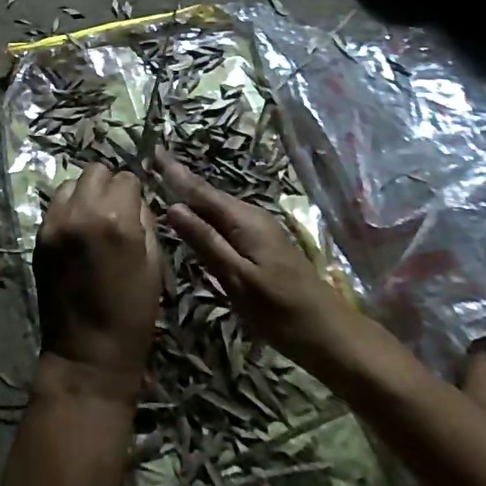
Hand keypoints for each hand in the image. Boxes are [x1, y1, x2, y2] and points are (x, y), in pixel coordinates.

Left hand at [34, 164, 161, 394]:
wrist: (87, 351)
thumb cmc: (132, 313)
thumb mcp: (154, 265)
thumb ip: (144, 223)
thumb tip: (135, 200)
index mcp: (116, 220)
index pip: (126, 178)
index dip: (135, 192)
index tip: (136, 208)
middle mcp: (81, 212)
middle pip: (95, 171)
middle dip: (109, 185)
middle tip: (116, 209)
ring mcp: (55, 223)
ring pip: (71, 183)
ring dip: (86, 194)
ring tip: (94, 219)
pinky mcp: (39, 235)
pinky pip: (55, 205)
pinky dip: (68, 209)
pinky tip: (78, 232)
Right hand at [156, 149, 352, 355]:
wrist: (332, 336)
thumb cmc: (282, 311)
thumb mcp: (237, 279)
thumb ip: (205, 241)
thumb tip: (172, 206)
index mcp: (244, 221)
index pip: (200, 190)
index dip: (175, 171)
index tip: (153, 149)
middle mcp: (252, 217)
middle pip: (208, 195)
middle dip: (180, 180)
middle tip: (152, 165)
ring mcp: (259, 231)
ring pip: (217, 208)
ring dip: (191, 197)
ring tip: (164, 185)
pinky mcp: (262, 246)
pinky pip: (225, 222)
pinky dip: (205, 215)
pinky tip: (193, 220)